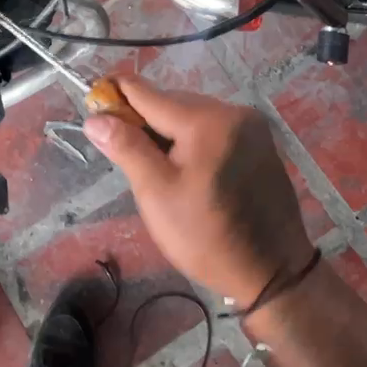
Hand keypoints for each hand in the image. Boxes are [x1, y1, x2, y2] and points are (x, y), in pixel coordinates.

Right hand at [83, 77, 312, 303]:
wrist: (273, 274)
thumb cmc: (206, 236)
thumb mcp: (157, 193)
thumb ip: (126, 147)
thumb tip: (95, 118)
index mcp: (206, 119)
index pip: (147, 92)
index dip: (116, 95)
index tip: (92, 101)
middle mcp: (232, 111)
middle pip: (171, 101)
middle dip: (143, 118)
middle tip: (123, 149)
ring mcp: (251, 126)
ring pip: (192, 114)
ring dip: (168, 130)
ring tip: (155, 165)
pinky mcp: (260, 143)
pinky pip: (213, 127)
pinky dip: (192, 138)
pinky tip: (186, 168)